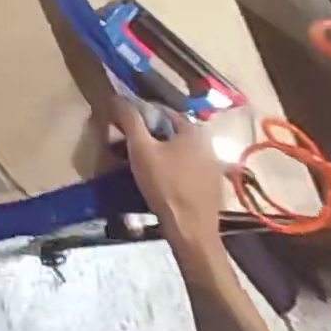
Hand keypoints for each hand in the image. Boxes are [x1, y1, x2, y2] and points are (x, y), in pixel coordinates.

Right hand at [114, 102, 224, 251]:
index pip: (161, 111)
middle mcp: (207, 143)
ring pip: (178, 152)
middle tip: (128, 148)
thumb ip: (130, 120)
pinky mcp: (212, 187)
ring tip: (140, 167)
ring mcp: (212, 166)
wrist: (191, 233)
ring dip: (159, 154)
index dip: (139, 116)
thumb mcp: (141, 150)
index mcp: (193, 130)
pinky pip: (186, 169)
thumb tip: (118, 96)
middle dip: (147, 137)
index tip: (123, 127)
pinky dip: (171, 169)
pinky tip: (159, 183)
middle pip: (169, 132)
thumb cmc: (165, 186)